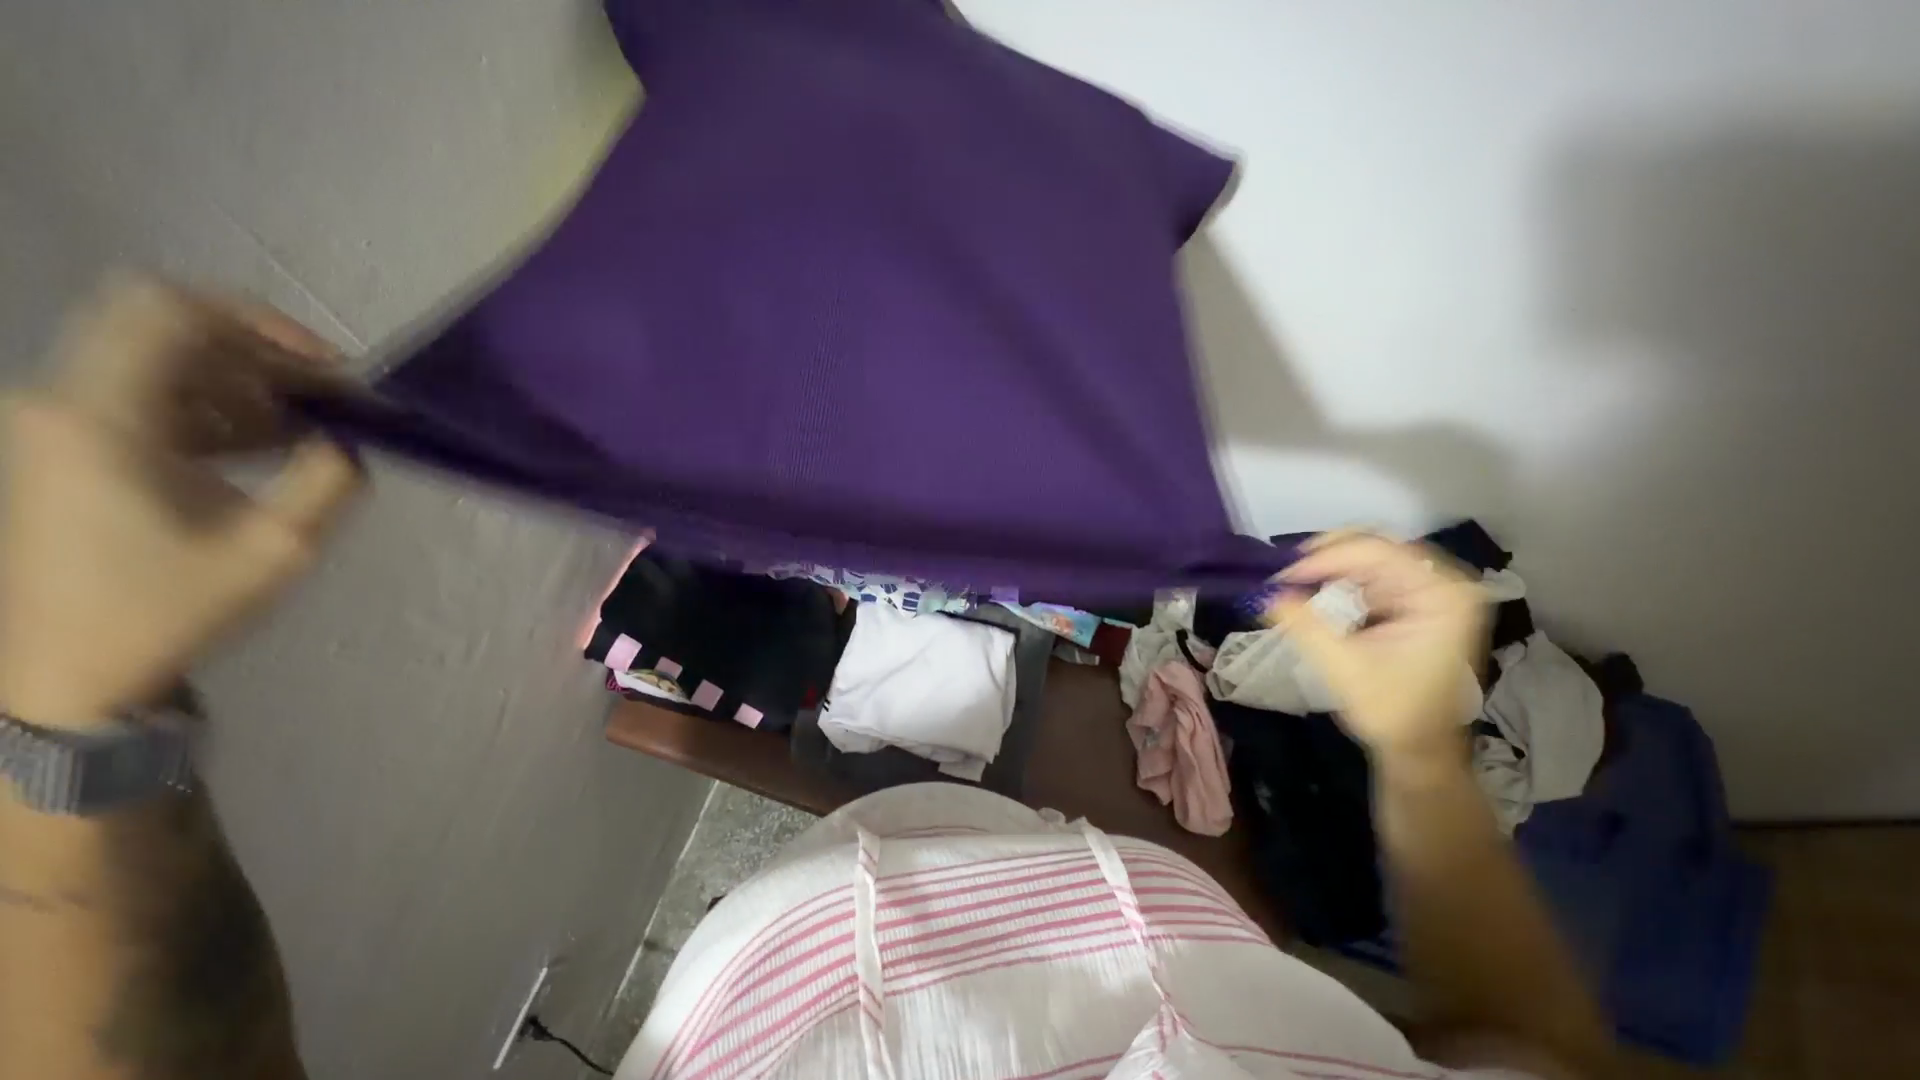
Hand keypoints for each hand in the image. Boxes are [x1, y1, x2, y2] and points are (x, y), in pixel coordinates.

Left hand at [0, 276, 365, 727]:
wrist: (67, 675)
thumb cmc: (166, 610)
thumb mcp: (274, 549)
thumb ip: (329, 481)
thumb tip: (351, 440)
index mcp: (103, 415)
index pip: (171, 309)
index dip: (259, 321)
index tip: (324, 367)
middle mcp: (66, 400)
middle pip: (169, 328)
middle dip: (262, 354)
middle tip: (326, 396)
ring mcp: (61, 423)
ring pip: (162, 360)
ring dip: (244, 383)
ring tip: (304, 428)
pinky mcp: (70, 448)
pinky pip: (149, 396)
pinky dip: (215, 407)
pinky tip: (266, 446)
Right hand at [1270, 531, 1488, 763]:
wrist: (1422, 750)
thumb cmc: (1393, 711)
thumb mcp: (1345, 668)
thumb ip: (1307, 626)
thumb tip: (1268, 594)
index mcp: (1441, 595)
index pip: (1379, 552)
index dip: (1329, 557)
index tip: (1287, 575)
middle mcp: (1443, 584)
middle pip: (1380, 546)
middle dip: (1330, 554)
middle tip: (1291, 570)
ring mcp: (1431, 593)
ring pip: (1374, 557)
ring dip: (1334, 566)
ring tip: (1299, 580)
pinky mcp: (1416, 605)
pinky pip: (1375, 576)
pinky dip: (1343, 579)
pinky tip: (1319, 590)